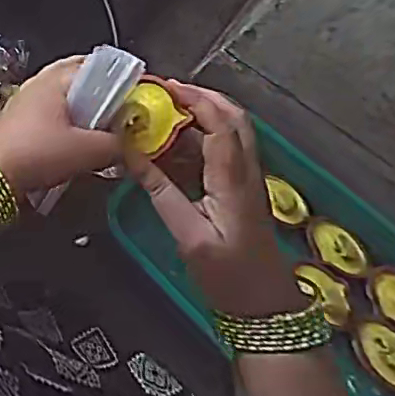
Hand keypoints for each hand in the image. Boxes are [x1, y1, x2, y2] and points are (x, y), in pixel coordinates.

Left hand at [0, 55, 124, 191]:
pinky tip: (80, 138)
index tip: (137, 92)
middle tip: (123, 107)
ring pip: (64, 96)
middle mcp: (39, 83)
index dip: (119, 78)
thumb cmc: (38, 152)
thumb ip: (116, 144)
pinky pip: (52, 112)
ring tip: (105, 124)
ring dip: (85, 107)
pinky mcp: (21, 119)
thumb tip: (130, 144)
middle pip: (78, 78)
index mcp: (55, 80)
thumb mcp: (87, 150)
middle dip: (102, 91)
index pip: (94, 66)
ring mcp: (27, 100)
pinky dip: (69, 119)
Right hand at [124, 81, 300, 316]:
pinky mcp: (240, 188)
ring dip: (200, 112)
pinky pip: (223, 148)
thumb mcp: (187, 234)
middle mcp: (245, 170)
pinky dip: (199, 134)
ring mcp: (246, 178)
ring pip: (231, 129)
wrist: (266, 309)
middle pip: (233, 116)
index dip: (192, 98)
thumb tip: (128, 152)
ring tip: (163, 110)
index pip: (219, 123)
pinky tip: (172, 142)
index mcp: (232, 178)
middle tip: (162, 90)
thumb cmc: (229, 275)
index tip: (160, 86)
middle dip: (199, 95)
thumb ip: (158, 189)